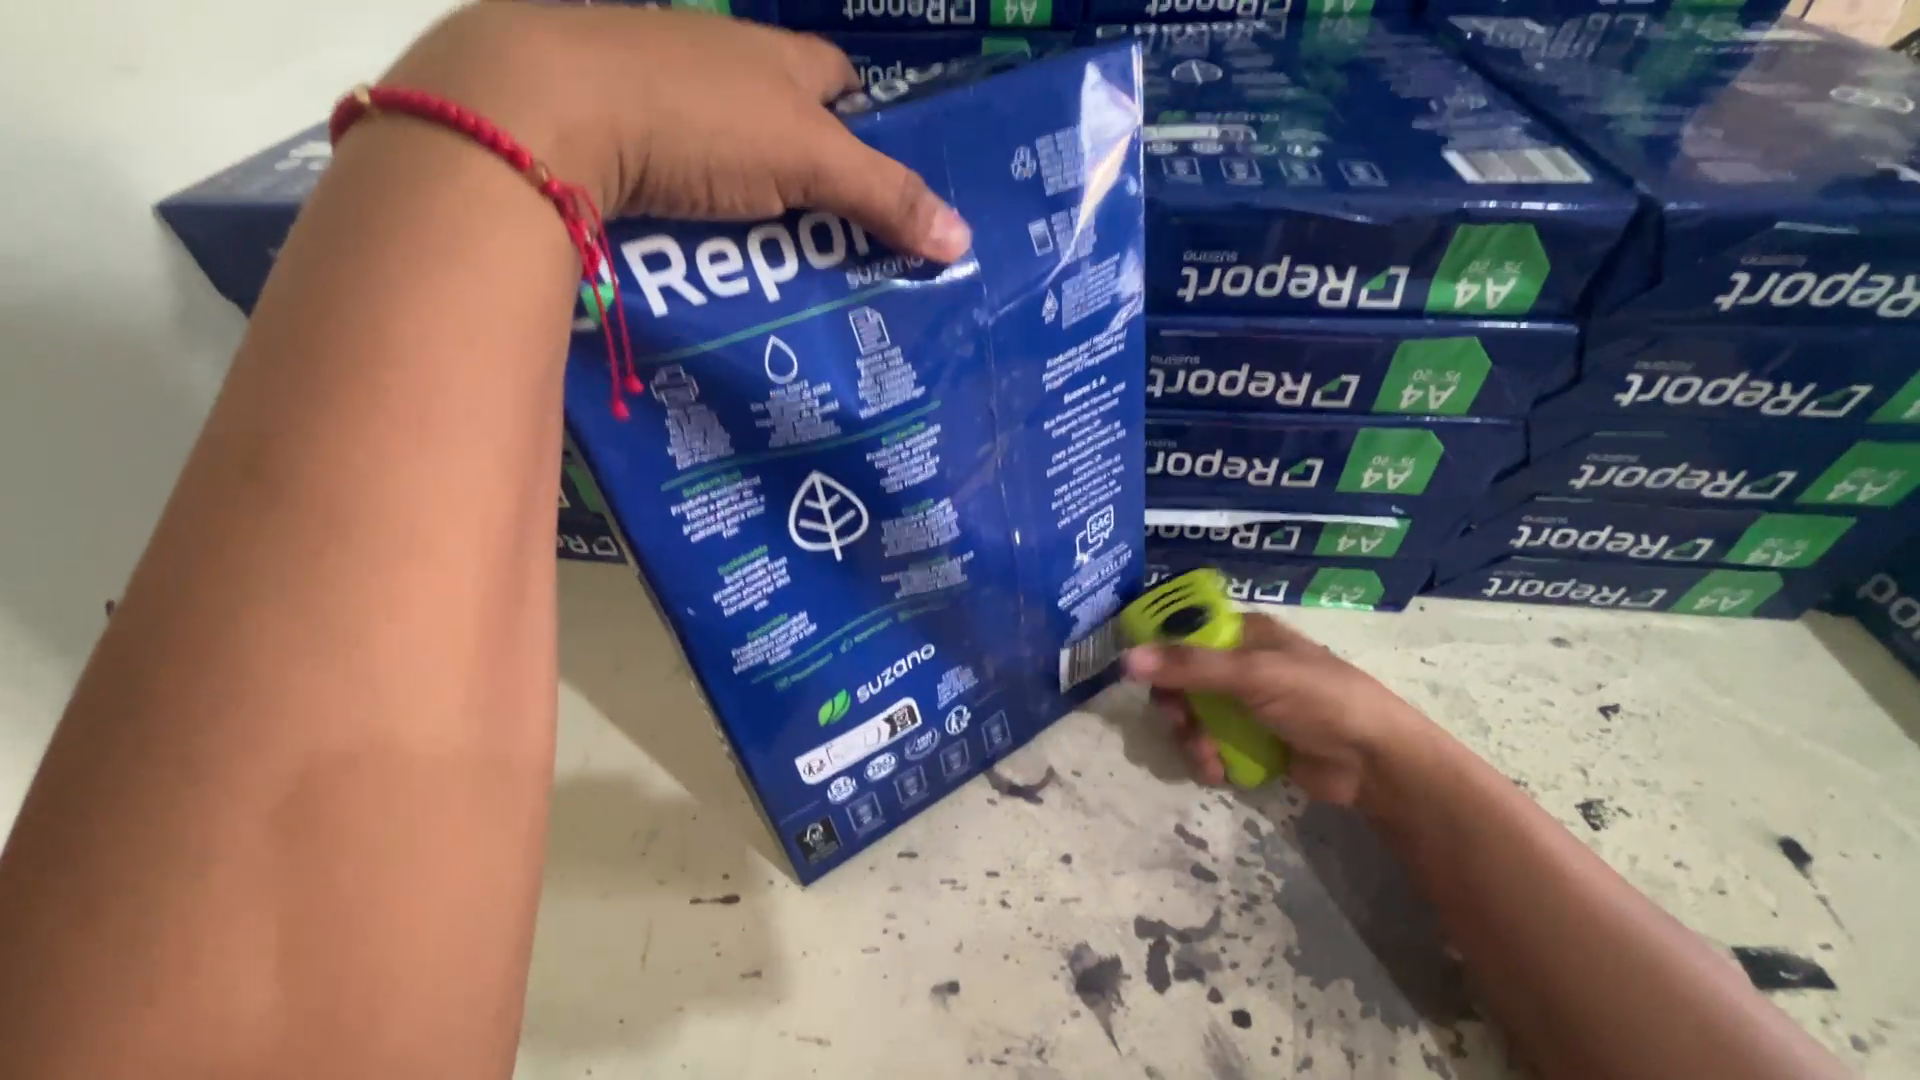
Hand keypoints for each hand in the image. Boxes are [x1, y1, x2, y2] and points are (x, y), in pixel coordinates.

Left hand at [380, 3, 968, 260]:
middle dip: (814, 178)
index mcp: (776, 56)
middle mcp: (722, 62)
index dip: (867, 128)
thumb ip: (884, 195)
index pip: (841, 82)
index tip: (880, 189)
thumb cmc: (698, 117)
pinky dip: (693, 210)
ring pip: (728, 155)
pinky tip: (702, 252)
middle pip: (786, 124)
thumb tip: (964, 237)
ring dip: (753, 202)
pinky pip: (674, 176)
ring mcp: (662, 91)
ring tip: (777, 267)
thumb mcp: (808, 158)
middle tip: (838, 246)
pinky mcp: (611, 129)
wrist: (545, 110)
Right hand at [1123, 613, 1432, 806]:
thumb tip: (1125, 660)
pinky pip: (1211, 745)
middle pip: (1182, 681)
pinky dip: (1208, 759)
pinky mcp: (1252, 742)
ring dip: (1191, 739)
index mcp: (1245, 634)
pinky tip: (1219, 772)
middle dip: (1176, 707)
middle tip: (1180, 722)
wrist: (1373, 762)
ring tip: (1206, 757)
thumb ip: (1188, 667)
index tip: (1141, 678)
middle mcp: (1241, 665)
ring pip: (1193, 717)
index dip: (1161, 655)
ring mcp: (1246, 706)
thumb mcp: (1252, 674)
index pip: (1186, 634)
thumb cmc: (1318, 699)